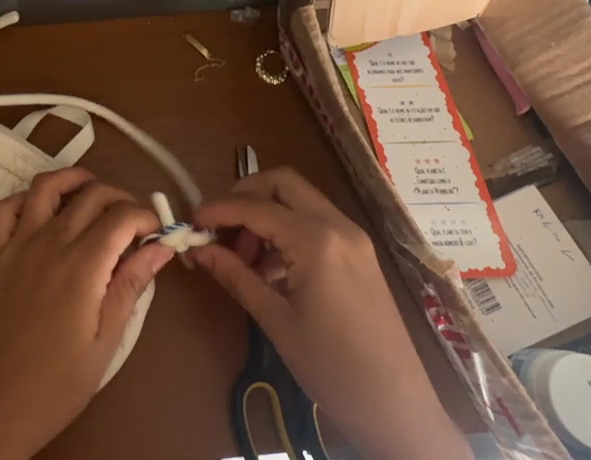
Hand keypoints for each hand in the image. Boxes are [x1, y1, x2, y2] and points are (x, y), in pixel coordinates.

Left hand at [0, 168, 175, 459]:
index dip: (147, 216)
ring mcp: (19, 243)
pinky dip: (27, 197)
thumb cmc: (63, 379)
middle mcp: (50, 242)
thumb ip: (132, 284)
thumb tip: (161, 246)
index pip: (122, 216)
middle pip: (91, 194)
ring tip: (94, 193)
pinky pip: (6, 207)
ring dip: (74, 180)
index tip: (158, 233)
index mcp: (83, 265)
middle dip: (120, 198)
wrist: (4, 401)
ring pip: (46, 185)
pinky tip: (45, 211)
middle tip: (134, 222)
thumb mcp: (109, 338)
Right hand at [191, 168, 470, 459]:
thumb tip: (200, 250)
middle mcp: (338, 226)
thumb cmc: (333, 367)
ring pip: (300, 201)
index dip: (218, 210)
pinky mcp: (361, 255)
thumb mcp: (276, 321)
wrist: (399, 408)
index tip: (191, 221)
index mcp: (316, 240)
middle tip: (220, 227)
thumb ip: (236, 276)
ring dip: (266, 214)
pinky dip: (287, 231)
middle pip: (282, 184)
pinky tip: (269, 269)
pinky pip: (316, 224)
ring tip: (242, 257)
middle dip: (245, 196)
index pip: (255, 207)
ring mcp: (354, 239)